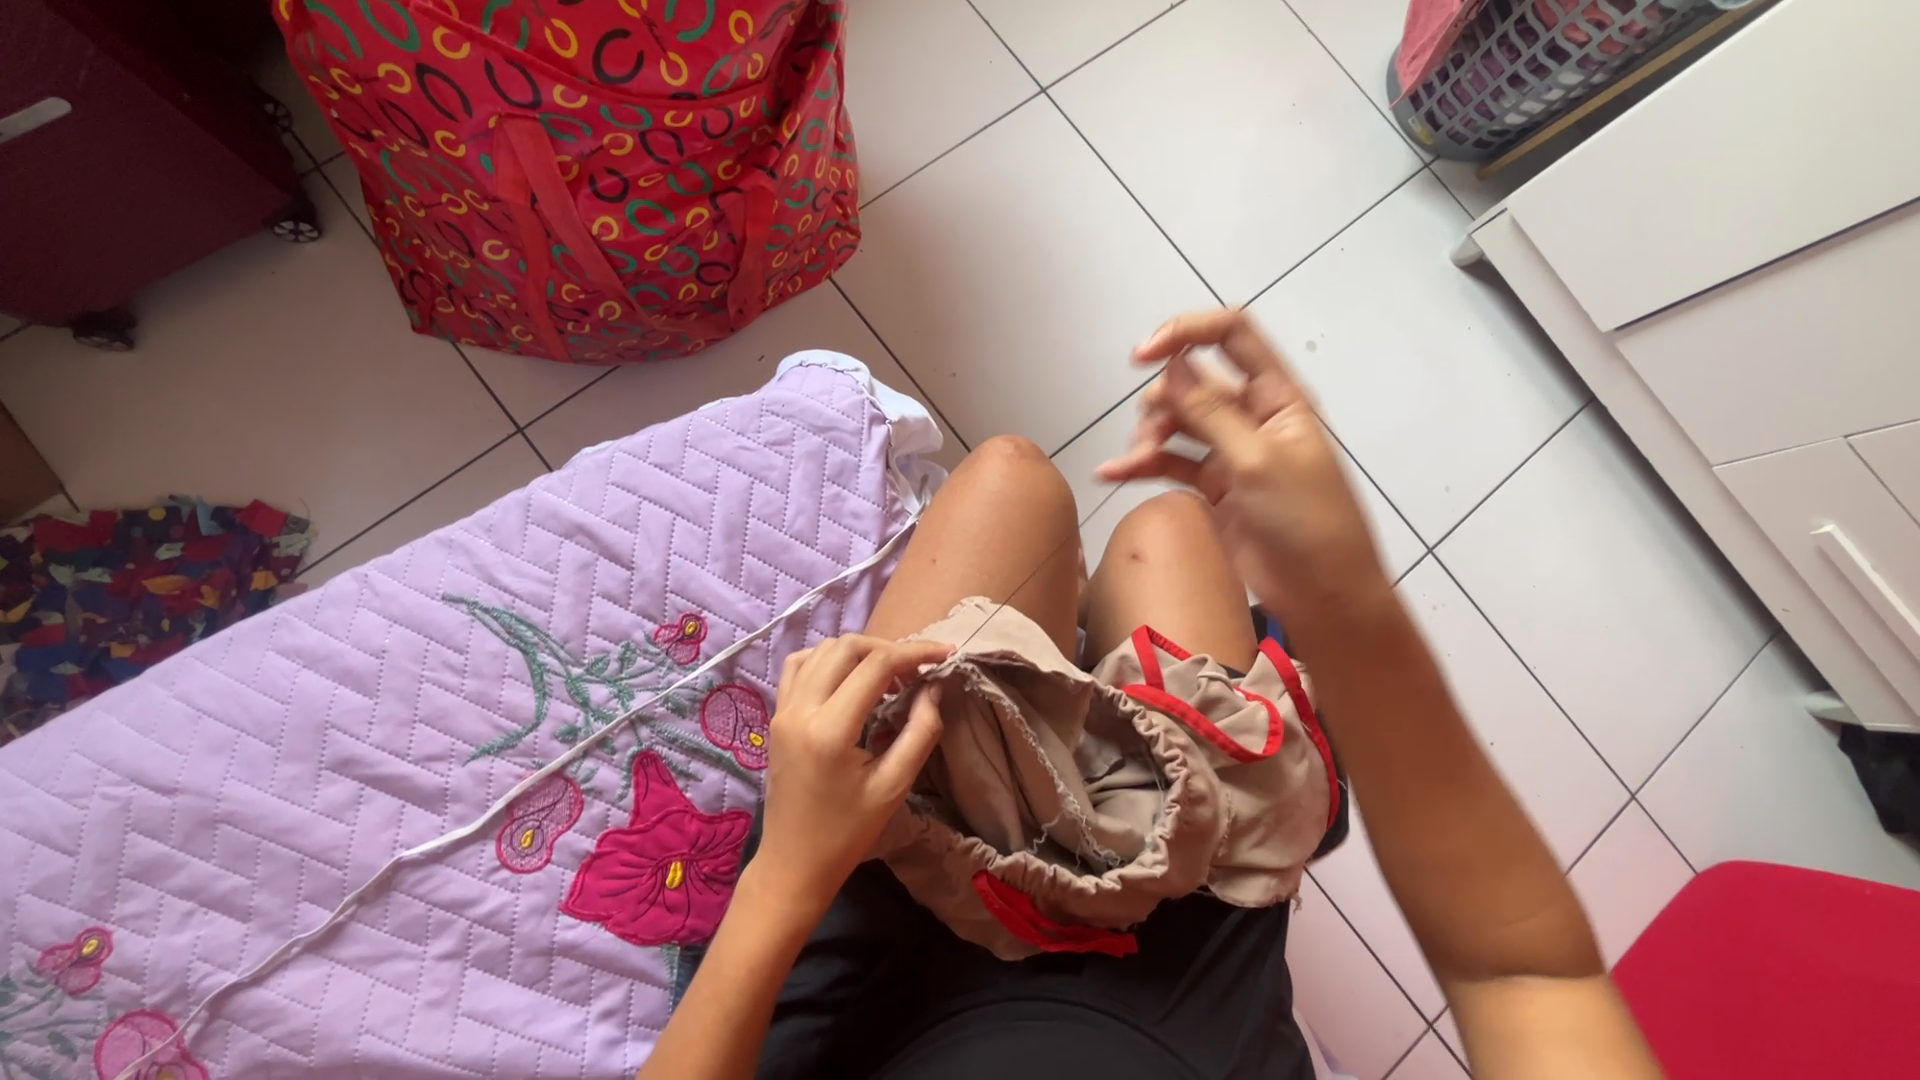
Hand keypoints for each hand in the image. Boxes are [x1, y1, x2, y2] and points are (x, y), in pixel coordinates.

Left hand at [750, 635, 949, 913]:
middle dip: (889, 649)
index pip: (877, 666)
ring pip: (822, 650)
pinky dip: (828, 659)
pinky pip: (800, 666)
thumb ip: (920, 731)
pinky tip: (850, 678)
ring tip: (888, 676)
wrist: (793, 863)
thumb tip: (934, 687)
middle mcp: (801, 710)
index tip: (945, 654)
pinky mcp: (777, 715)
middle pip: (847, 647)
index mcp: (830, 730)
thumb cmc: (847, 832)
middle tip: (916, 671)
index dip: (916, 652)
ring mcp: (783, 710)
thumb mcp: (894, 786)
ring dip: (860, 652)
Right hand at [1098, 308, 1389, 622]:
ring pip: (1176, 424)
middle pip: (1193, 384)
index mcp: (1276, 397)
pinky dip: (1140, 466)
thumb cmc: (1306, 520)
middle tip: (1149, 434)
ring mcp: (1229, 453)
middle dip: (1163, 401)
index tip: (1142, 355)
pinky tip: (1110, 475)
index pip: (1232, 336)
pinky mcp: (1211, 487)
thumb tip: (1173, 365)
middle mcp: (1251, 417)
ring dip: (1148, 435)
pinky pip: (1168, 464)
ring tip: (1134, 463)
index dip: (1186, 333)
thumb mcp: (1257, 461)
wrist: (1321, 594)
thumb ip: (1211, 412)